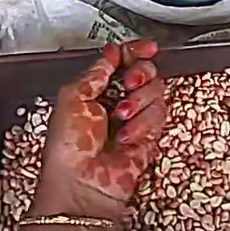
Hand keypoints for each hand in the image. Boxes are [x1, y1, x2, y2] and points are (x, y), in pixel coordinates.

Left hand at [29, 40, 166, 226]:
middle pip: (146, 71)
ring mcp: (137, 117)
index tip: (146, 47)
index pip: (122, 61)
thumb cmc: (69, 147)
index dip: (135, 51)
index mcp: (97, 89)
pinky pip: (160, 114)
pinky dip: (144, 123)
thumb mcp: (72, 98)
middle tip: (130, 83)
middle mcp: (119, 100)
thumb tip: (112, 52)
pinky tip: (127, 136)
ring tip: (121, 117)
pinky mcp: (151, 134)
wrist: (83, 183)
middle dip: (141, 73)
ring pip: (156, 91)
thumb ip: (96, 72)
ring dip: (139, 102)